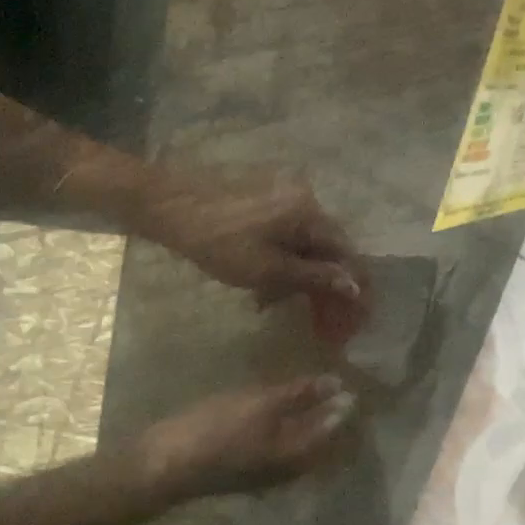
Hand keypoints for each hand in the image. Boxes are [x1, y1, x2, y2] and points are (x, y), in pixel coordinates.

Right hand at [134, 375, 356, 501]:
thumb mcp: (260, 407)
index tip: (350, 383)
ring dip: (307, 420)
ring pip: (297, 444)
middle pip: (318, 442)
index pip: (333, 430)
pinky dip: (285, 427)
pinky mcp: (244, 466)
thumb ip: (299, 396)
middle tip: (335, 387)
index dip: (341, 406)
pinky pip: (277, 445)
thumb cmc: (216, 431)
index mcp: (297, 457)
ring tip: (310, 393)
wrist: (164, 464)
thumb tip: (337, 384)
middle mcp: (287, 470)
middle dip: (327, 415)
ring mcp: (264, 471)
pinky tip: (277, 412)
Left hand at [140, 174, 358, 306]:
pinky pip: (286, 238)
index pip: (349, 255)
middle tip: (320, 325)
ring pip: (305, 247)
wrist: (169, 205)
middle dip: (325, 289)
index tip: (352, 322)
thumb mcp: (268, 269)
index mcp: (312, 213)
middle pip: (329, 251)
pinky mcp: (264, 202)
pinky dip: (282, 264)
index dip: (355, 291)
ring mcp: (283, 198)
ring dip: (300, 279)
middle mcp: (306, 200)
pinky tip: (262, 289)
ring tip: (274, 306)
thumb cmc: (219, 241)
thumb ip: (314, 277)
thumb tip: (355, 286)